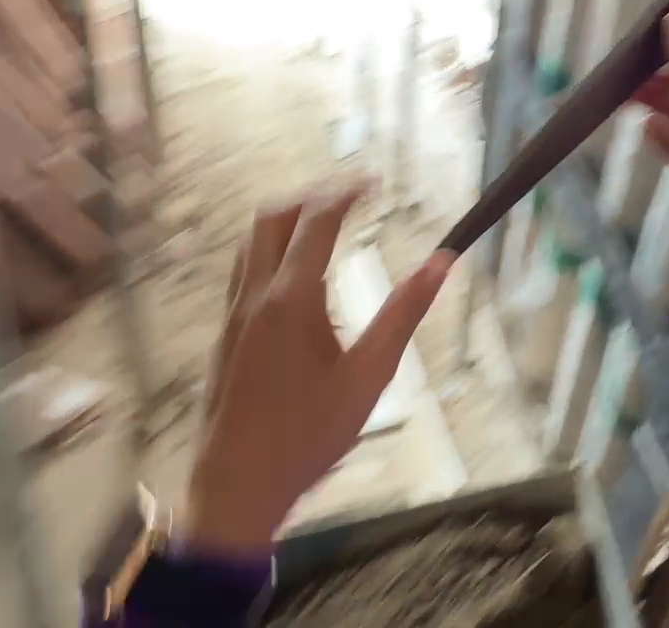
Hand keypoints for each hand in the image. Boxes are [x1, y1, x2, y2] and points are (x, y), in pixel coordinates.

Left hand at [183, 183, 452, 555]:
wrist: (235, 489)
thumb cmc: (309, 433)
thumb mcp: (370, 375)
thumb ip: (405, 312)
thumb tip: (443, 260)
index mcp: (291, 299)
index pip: (317, 222)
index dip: (346, 192)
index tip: (373, 179)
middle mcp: (255, 296)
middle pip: (272, 219)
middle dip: (312, 196)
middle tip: (351, 195)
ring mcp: (232, 315)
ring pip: (251, 243)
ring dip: (287, 220)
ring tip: (326, 221)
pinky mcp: (225, 335)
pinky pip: (244, 270)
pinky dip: (272, 249)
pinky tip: (297, 275)